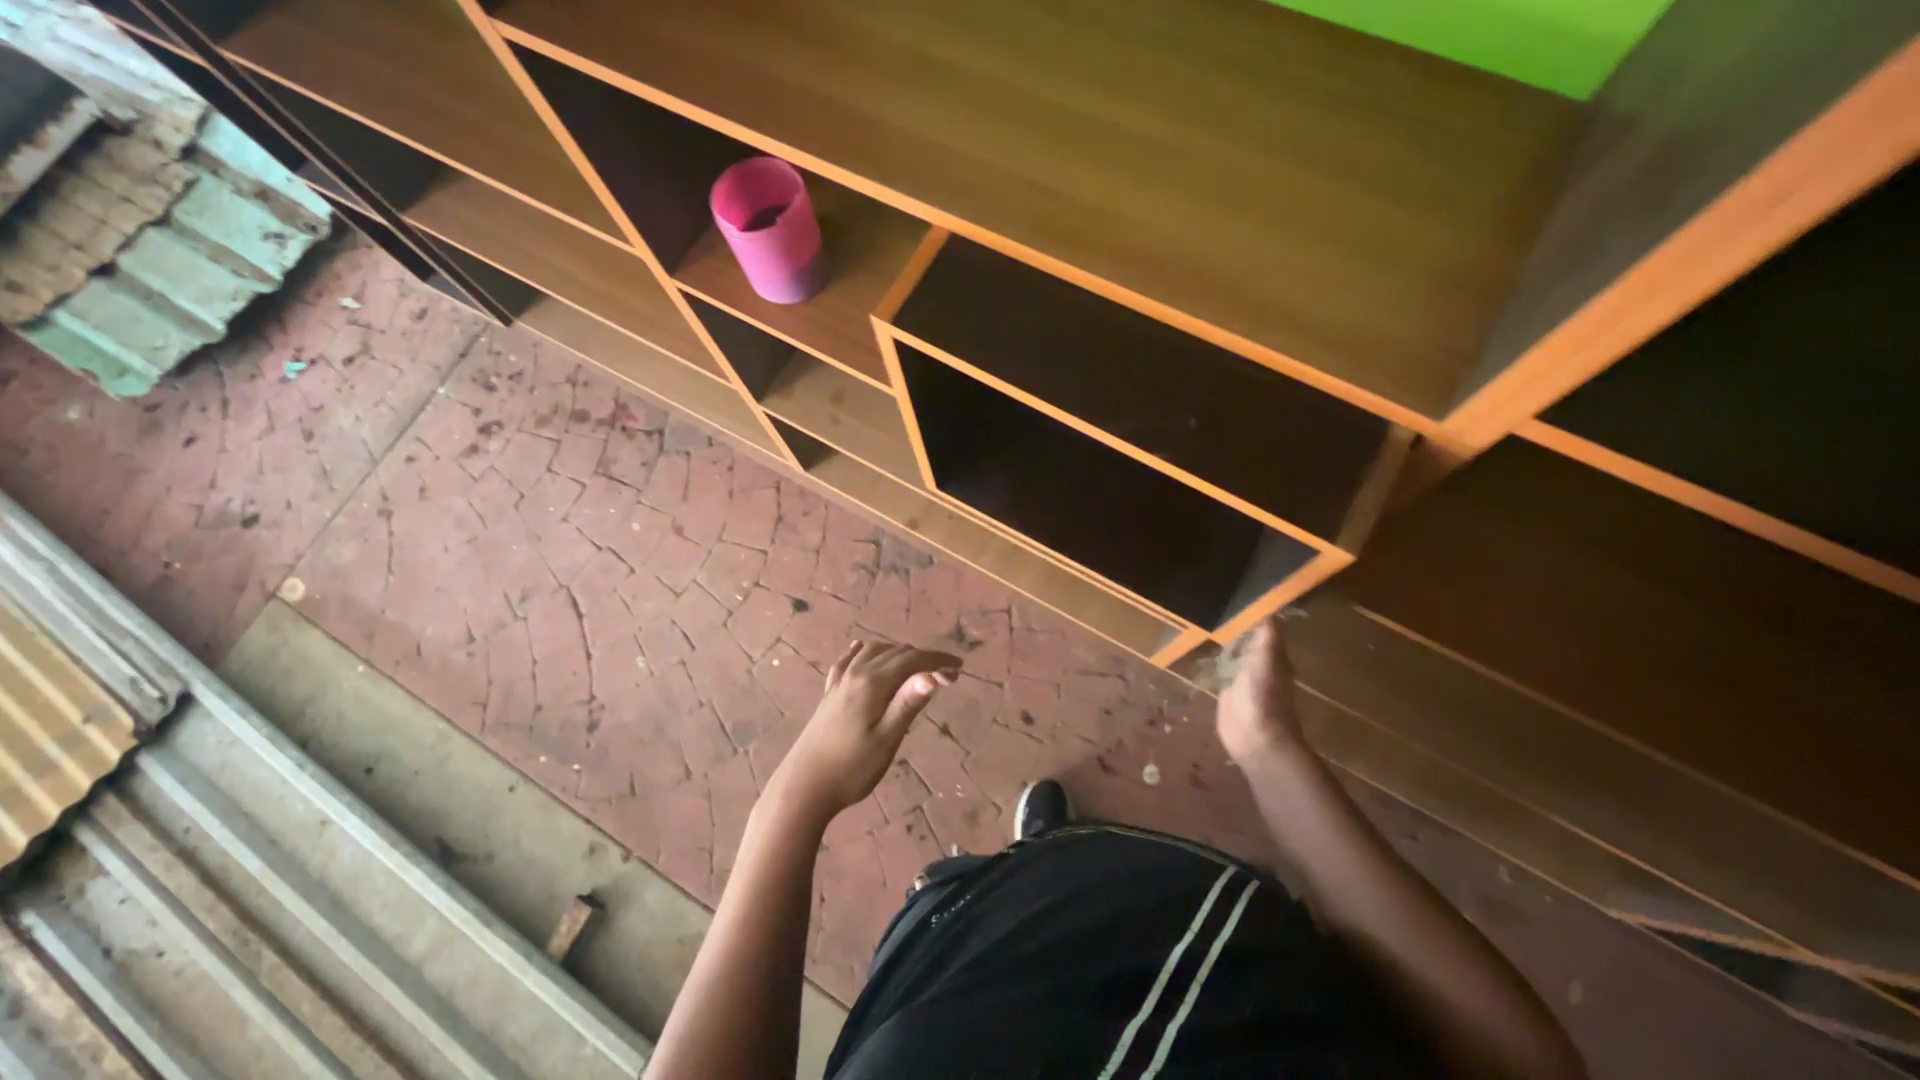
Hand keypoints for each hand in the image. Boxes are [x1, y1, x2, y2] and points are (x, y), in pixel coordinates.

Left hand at [766, 641, 960, 821]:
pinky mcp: (829, 694)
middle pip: (895, 653)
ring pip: (873, 652)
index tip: (959, 671)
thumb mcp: (887, 739)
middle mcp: (855, 674)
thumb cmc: (852, 768)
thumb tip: (932, 675)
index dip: (937, 662)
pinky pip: (848, 661)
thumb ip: (908, 704)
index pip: (912, 660)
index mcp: (872, 683)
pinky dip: (863, 652)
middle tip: (947, 678)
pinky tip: (862, 650)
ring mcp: (839, 682)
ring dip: (898, 653)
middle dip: (923, 659)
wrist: (804, 786)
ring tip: (917, 668)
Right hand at [1217, 616, 1307, 764]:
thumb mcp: (1267, 659)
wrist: (1254, 738)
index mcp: (1274, 657)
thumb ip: (1268, 636)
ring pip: (1236, 658)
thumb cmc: (1263, 696)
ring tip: (1208, 627)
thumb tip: (1270, 608)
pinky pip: (1223, 674)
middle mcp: (1261, 667)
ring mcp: (1244, 682)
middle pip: (1250, 644)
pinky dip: (1216, 664)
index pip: (1265, 631)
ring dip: (1227, 647)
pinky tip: (1203, 655)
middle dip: (1239, 630)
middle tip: (1218, 610)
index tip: (1237, 599)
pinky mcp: (1228, 695)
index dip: (1255, 616)